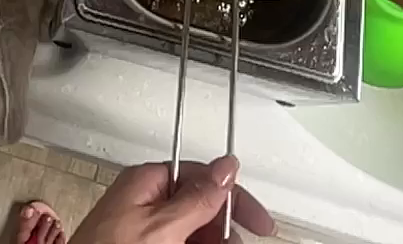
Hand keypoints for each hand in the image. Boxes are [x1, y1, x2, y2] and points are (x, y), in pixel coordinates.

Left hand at [70, 157, 274, 243]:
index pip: (201, 176)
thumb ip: (196, 198)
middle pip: (200, 209)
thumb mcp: (160, 227)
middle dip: (221, 230)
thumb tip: (226, 165)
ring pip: (192, 233)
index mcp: (147, 183)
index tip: (259, 222)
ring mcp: (142, 230)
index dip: (233, 196)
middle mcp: (145, 203)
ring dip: (210, 242)